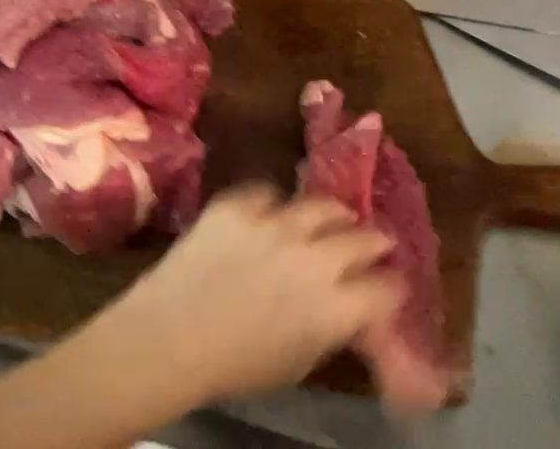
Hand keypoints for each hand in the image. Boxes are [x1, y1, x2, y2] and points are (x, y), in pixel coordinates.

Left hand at [92, 184, 417, 404]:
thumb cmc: (236, 365)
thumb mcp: (301, 359)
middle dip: (371, 242)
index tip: (386, 286)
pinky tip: (271, 211)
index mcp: (338, 307)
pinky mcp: (236, 205)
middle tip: (373, 241)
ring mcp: (274, 224)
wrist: (170, 334)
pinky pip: (266, 193)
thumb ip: (331, 328)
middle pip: (362, 238)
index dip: (389, 287)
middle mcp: (314, 257)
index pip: (387, 288)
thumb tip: (347, 314)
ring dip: (332, 213)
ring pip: (319, 205)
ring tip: (334, 214)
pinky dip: (272, 203)